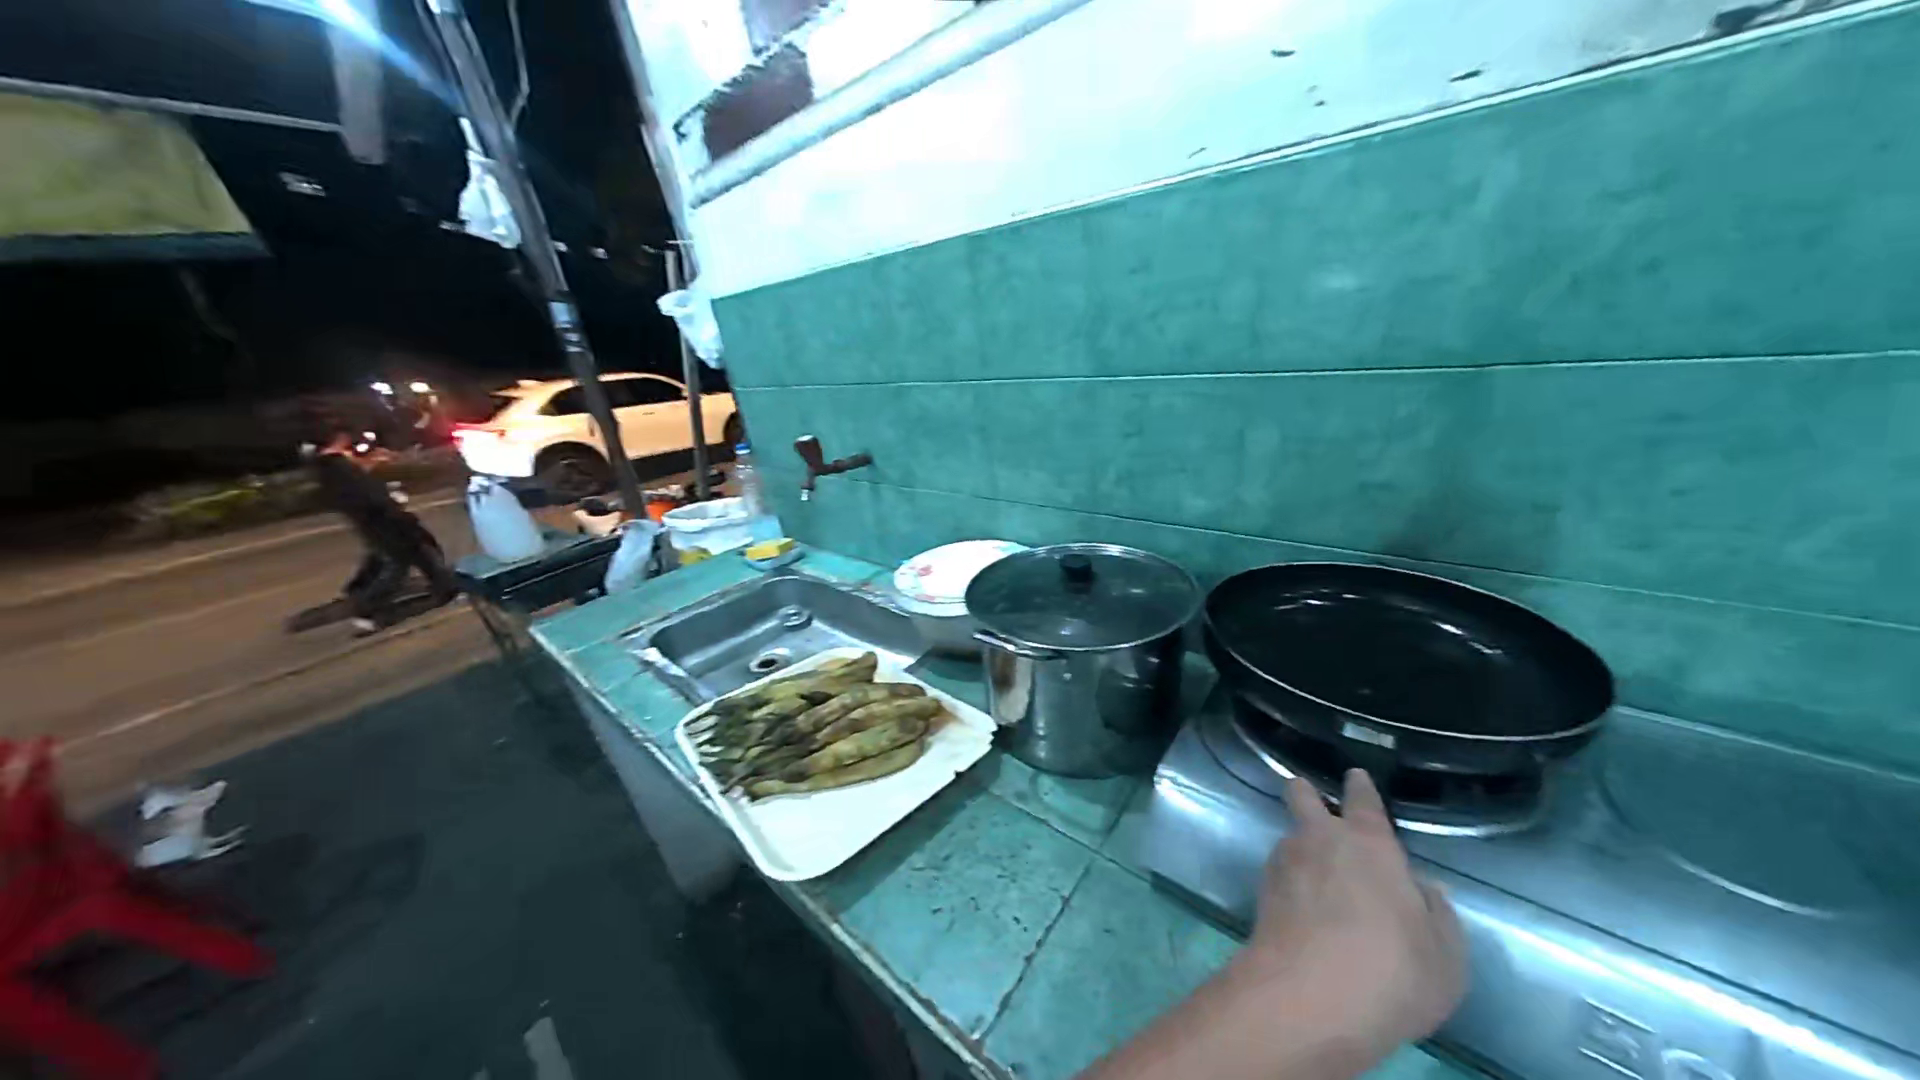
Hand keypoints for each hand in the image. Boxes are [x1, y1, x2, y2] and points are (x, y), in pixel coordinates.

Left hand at [1241, 769, 1465, 1069]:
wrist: (1310, 995)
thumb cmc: (1393, 970)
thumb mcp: (1445, 954)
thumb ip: (1437, 914)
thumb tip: (1426, 888)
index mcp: (1369, 844)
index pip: (1363, 802)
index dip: (1360, 787)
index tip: (1354, 775)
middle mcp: (1320, 839)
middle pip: (1302, 796)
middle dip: (1304, 792)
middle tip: (1309, 798)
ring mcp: (1284, 860)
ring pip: (1289, 838)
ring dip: (1300, 847)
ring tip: (1313, 874)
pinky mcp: (1262, 889)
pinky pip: (1280, 872)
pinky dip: (1290, 881)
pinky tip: (1301, 905)